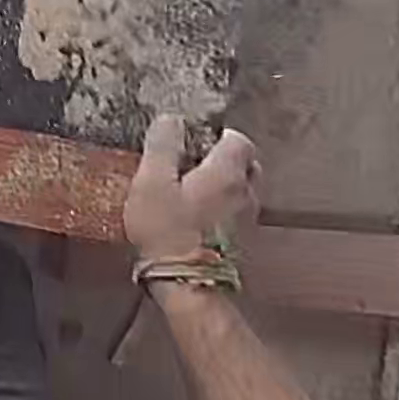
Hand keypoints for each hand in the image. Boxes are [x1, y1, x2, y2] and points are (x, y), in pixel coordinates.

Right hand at [124, 115, 259, 260]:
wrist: (185, 279)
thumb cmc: (165, 228)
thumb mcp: (150, 183)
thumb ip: (161, 148)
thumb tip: (169, 119)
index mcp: (227, 172)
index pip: (236, 140)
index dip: (215, 136)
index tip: (191, 141)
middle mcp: (247, 190)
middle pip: (246, 163)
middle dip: (224, 158)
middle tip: (193, 163)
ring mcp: (248, 216)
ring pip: (243, 187)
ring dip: (225, 183)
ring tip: (194, 188)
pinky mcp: (241, 238)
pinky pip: (236, 210)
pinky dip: (222, 204)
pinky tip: (198, 214)